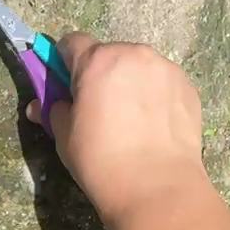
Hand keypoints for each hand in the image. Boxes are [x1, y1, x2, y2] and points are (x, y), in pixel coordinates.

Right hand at [26, 32, 210, 229]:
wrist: (155, 187)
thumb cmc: (101, 162)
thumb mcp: (65, 140)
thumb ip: (54, 113)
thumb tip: (43, 105)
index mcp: (97, 62)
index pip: (72, 43)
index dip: (64, 62)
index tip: (65, 85)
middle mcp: (133, 54)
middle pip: (108, 54)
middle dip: (100, 76)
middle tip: (99, 112)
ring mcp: (164, 67)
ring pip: (138, 68)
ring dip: (129, 85)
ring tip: (130, 123)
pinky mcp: (187, 86)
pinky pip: (162, 84)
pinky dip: (154, 98)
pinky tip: (152, 129)